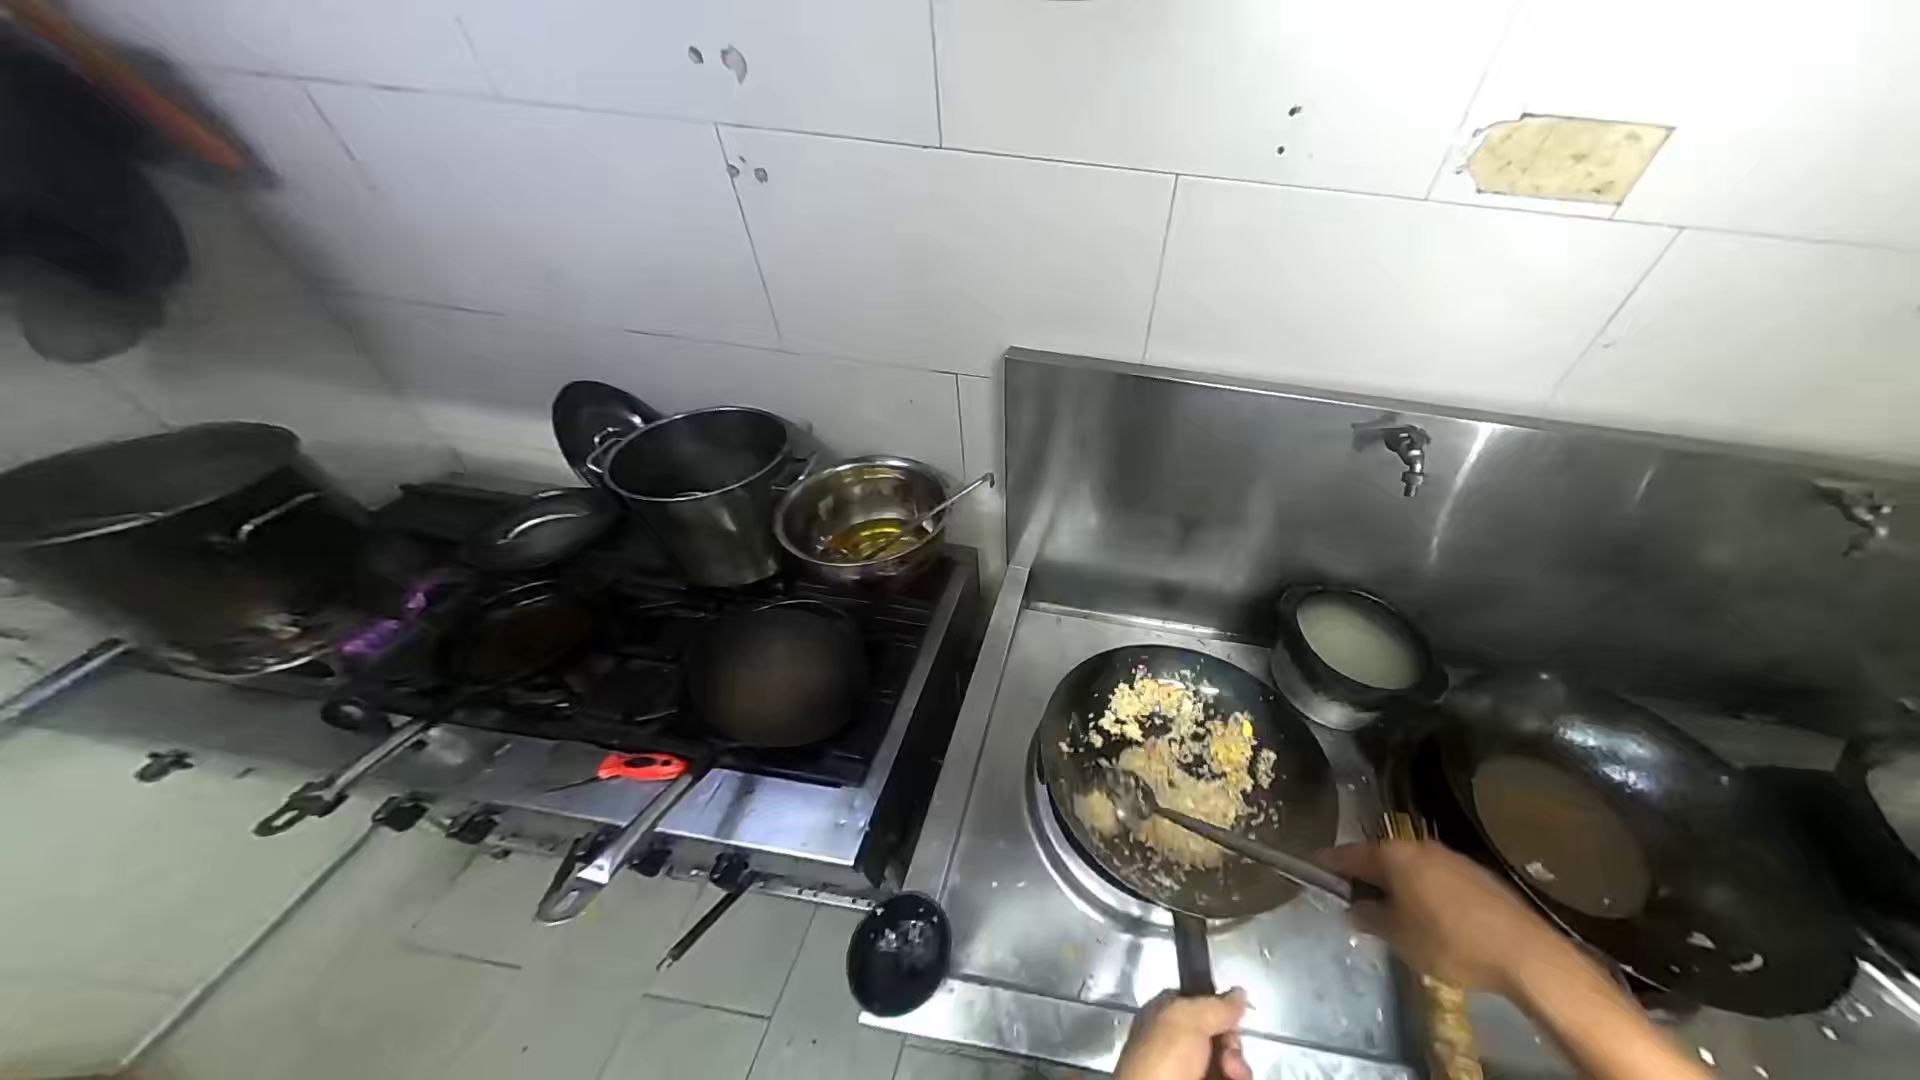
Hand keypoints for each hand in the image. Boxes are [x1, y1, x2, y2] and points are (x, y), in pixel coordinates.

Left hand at [1115, 987, 1250, 1079]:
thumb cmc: (1164, 1056)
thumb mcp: (1187, 1019)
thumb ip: (1216, 1006)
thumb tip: (1240, 993)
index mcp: (1167, 1014)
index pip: (1201, 1004)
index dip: (1220, 1011)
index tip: (1232, 1020)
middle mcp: (1181, 1041)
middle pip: (1221, 1036)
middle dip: (1232, 1044)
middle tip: (1229, 1057)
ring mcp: (1192, 1069)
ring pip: (1229, 1063)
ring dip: (1238, 1067)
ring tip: (1231, 1074)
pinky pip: (1228, 1078)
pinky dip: (1236, 1079)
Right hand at [1318, 840, 1570, 993]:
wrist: (1528, 956)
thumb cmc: (1449, 941)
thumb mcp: (1397, 936)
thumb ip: (1367, 917)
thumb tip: (1354, 909)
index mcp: (1392, 854)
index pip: (1346, 854)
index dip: (1327, 864)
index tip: (1311, 868)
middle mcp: (1418, 846)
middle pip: (1379, 858)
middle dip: (1365, 877)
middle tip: (1354, 899)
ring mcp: (1452, 858)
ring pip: (1410, 867)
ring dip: (1397, 885)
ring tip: (1394, 913)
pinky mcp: (1478, 876)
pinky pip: (1436, 878)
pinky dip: (1424, 891)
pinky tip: (1432, 919)